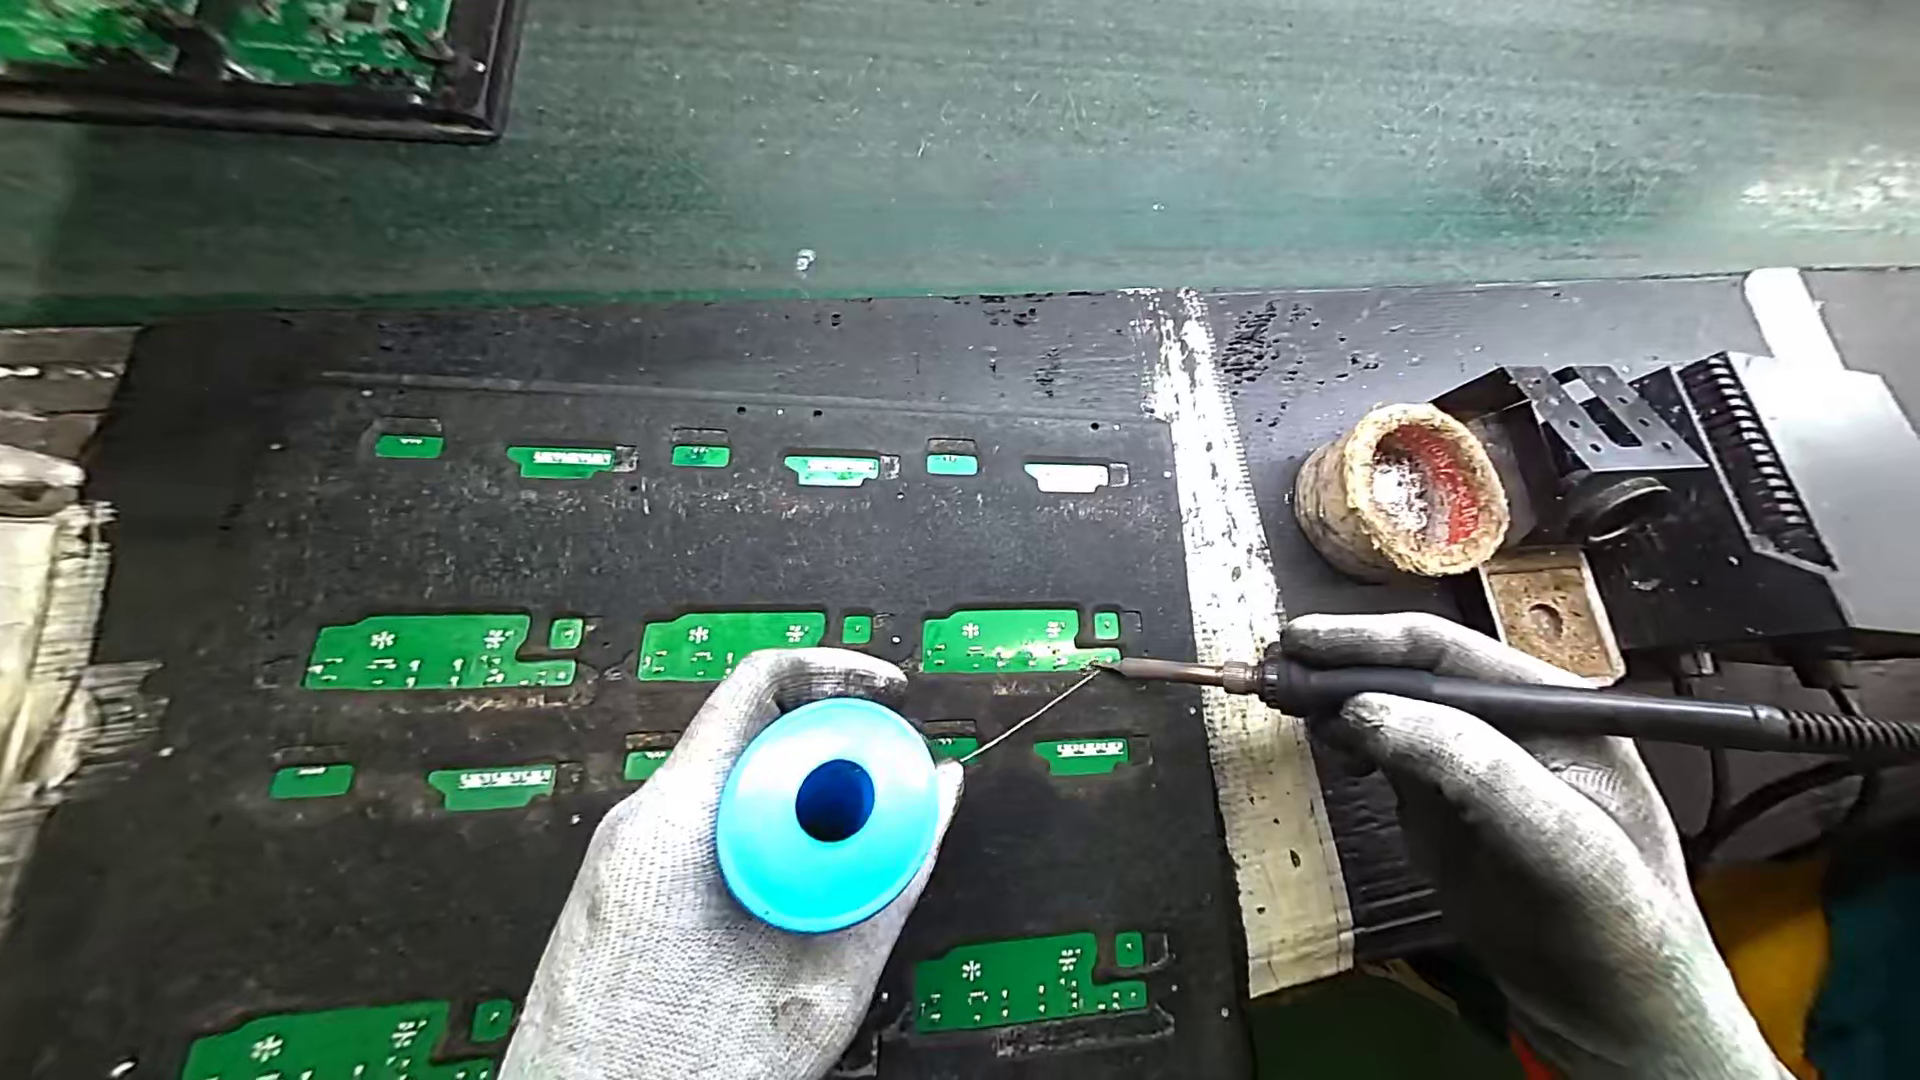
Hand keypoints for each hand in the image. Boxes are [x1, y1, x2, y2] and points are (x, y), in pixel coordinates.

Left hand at [502, 648, 964, 1079]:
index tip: (889, 689)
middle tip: (892, 762)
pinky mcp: (638, 871)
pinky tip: (810, 858)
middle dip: (836, 726)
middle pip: (756, 718)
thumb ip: (899, 871)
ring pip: (742, 762)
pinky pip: (721, 804)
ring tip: (859, 821)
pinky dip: (778, 808)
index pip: (761, 680)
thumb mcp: (828, 975)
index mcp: (678, 818)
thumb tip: (943, 790)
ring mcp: (634, 844)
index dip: (838, 667)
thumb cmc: (687, 1077)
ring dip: (810, 772)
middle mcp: (645, 815)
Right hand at [1281, 613, 1785, 1079]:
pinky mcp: (1421, 779)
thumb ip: (1470, 768)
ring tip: (1286, 705)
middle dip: (1326, 666)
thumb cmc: (1608, 925)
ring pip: (1370, 697)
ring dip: (1322, 697)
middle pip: (1393, 666)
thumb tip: (1359, 709)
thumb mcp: (1556, 843)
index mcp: (1545, 703)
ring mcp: (1453, 744)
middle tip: (1269, 671)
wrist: (1597, 1000)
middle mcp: (1493, 713)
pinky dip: (1333, 734)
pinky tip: (1332, 752)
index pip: (1438, 649)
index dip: (1361, 638)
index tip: (1296, 640)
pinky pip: (1364, 737)